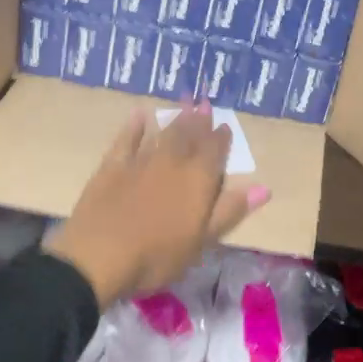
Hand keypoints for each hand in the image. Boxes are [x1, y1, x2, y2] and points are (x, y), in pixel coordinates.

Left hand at [43, 102, 269, 306]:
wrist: (98, 258)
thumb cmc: (156, 256)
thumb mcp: (201, 241)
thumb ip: (230, 210)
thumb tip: (264, 188)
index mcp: (198, 178)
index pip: (215, 151)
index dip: (222, 138)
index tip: (226, 126)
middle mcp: (174, 161)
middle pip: (190, 136)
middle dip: (200, 120)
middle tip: (205, 103)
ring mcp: (142, 160)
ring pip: (164, 133)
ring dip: (176, 119)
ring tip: (184, 104)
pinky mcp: (113, 166)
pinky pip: (127, 139)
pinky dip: (135, 126)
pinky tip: (140, 114)